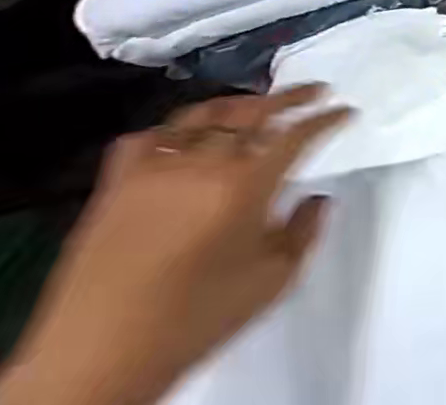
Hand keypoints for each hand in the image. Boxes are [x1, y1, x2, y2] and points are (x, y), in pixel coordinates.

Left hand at [0, 85, 352, 404]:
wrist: (100, 355)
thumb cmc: (195, 321)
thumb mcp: (269, 285)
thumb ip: (305, 234)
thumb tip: (320, 198)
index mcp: (245, 184)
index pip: (296, 135)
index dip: (325, 119)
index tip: (345, 111)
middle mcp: (204, 160)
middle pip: (255, 112)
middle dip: (291, 97)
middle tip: (315, 89)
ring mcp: (157, 164)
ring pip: (206, 113)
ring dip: (238, 105)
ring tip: (256, 105)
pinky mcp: (119, 178)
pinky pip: (151, 136)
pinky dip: (173, 130)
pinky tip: (183, 138)